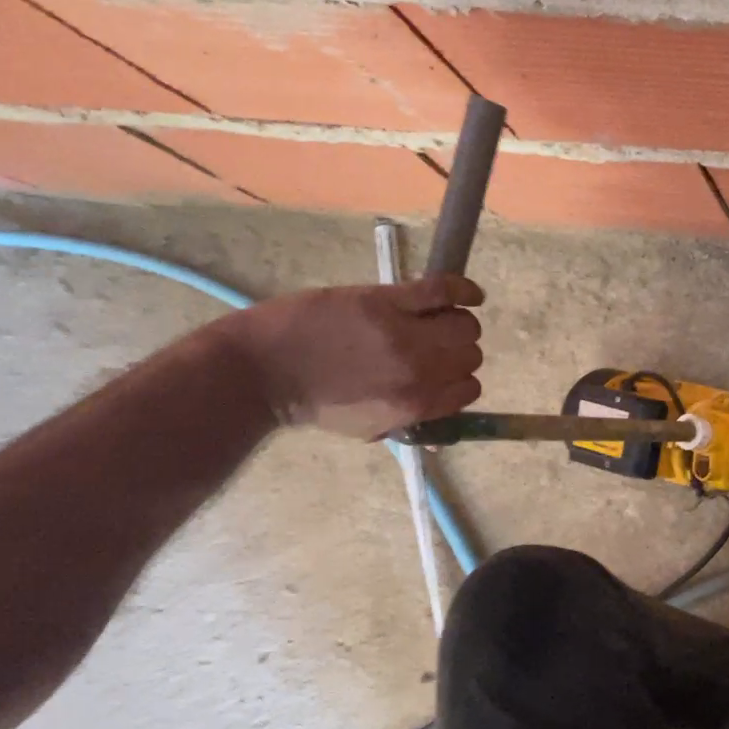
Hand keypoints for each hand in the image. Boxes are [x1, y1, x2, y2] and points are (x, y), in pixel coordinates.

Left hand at [218, 274, 484, 438]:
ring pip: (464, 325)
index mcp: (418, 404)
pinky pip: (443, 290)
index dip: (459, 379)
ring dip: (456, 324)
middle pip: (471, 355)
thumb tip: (436, 439)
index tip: (443, 373)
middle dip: (456, 352)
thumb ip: (408, 424)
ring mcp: (405, 333)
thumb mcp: (367, 428)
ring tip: (435, 321)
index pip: (470, 388)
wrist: (257, 371)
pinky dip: (463, 290)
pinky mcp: (386, 300)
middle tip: (434, 345)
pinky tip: (470, 294)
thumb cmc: (311, 402)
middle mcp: (421, 370)